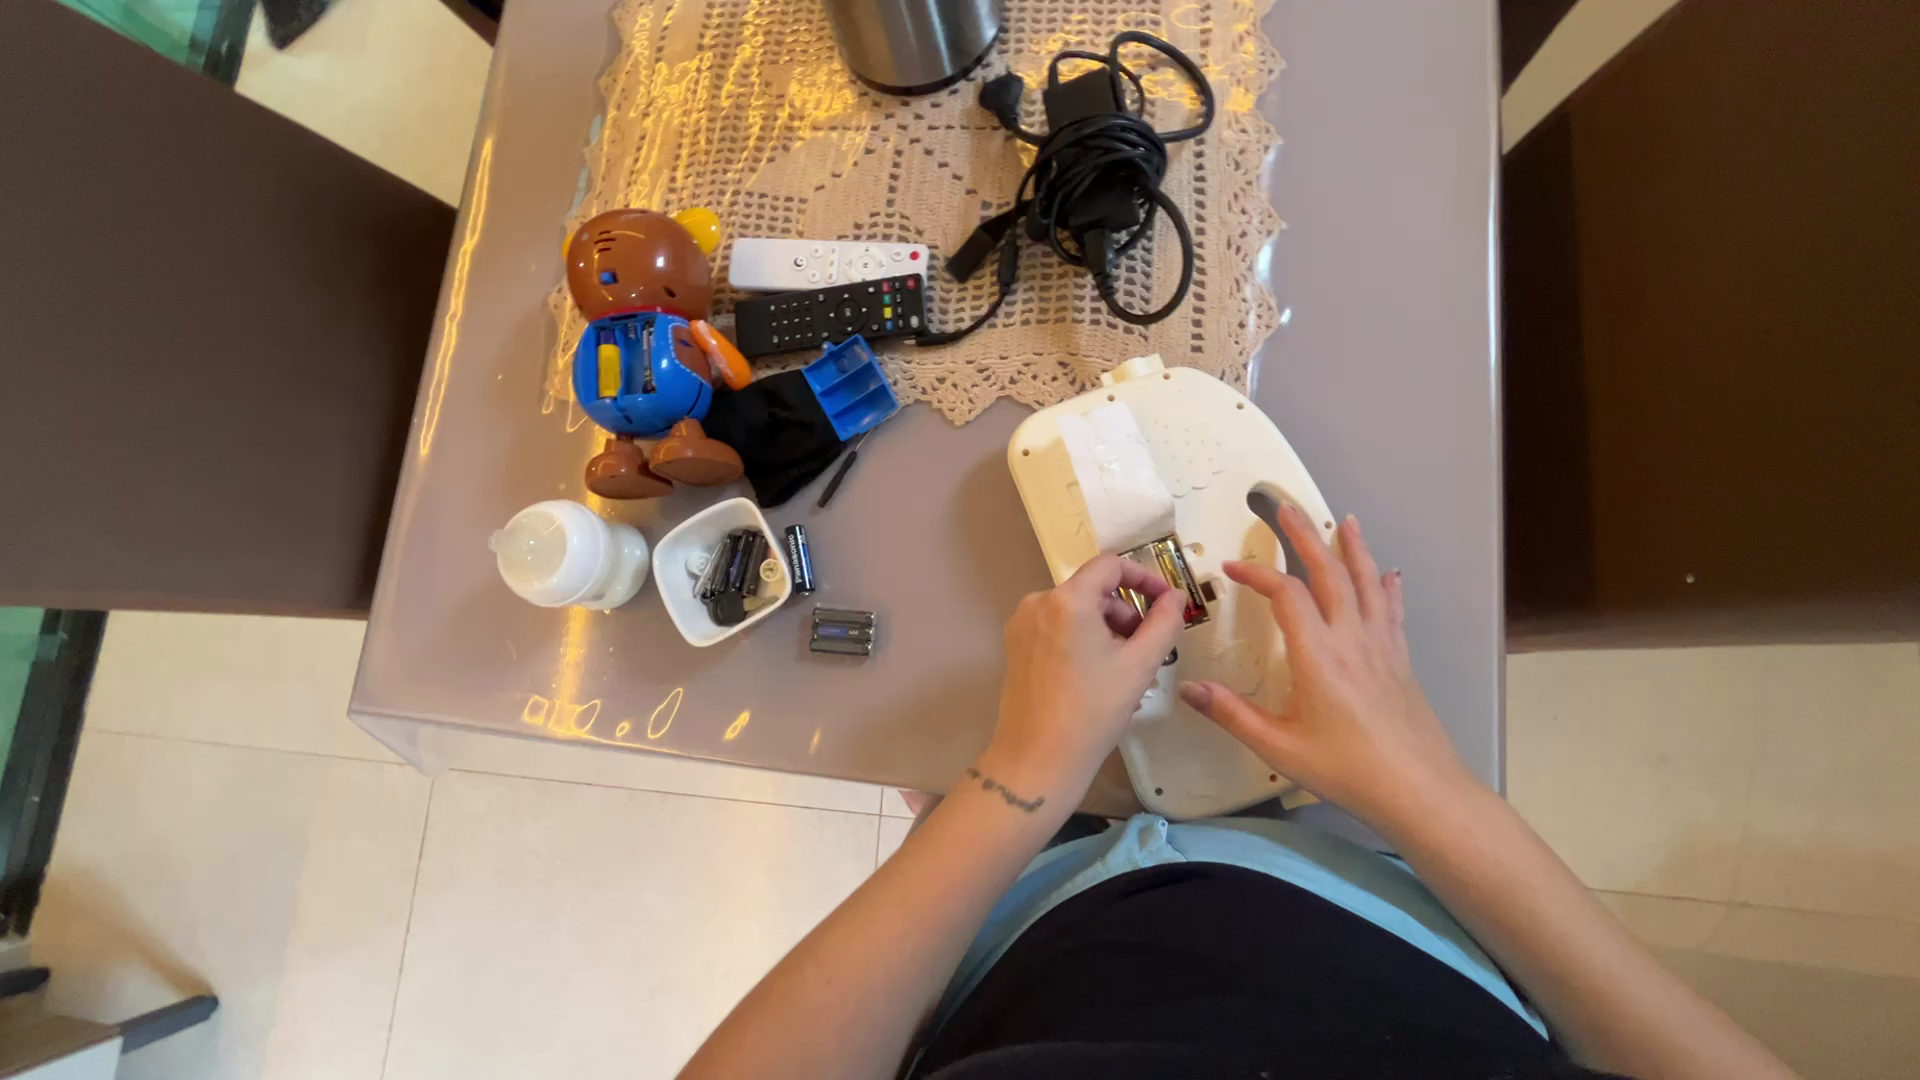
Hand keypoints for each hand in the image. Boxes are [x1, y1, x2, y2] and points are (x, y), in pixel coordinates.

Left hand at [981, 555, 1188, 798]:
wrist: (1038, 758)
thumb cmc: (1092, 710)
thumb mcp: (1139, 665)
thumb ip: (1164, 622)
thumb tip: (1175, 597)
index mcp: (1066, 599)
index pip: (1110, 565)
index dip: (1144, 577)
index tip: (1165, 602)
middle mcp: (1038, 602)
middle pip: (1093, 590)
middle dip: (1125, 614)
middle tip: (1146, 651)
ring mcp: (1022, 624)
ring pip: (1076, 612)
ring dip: (1106, 631)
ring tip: (1123, 672)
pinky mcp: (1015, 645)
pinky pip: (1057, 629)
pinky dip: (1083, 641)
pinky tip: (1097, 678)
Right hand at [1177, 505, 1477, 830]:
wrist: (1422, 793)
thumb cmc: (1347, 770)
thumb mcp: (1279, 747)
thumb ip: (1231, 714)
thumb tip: (1187, 688)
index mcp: (1318, 656)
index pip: (1286, 595)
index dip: (1257, 574)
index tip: (1231, 568)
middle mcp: (1351, 639)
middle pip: (1329, 574)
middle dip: (1306, 537)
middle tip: (1287, 508)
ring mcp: (1381, 646)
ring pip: (1366, 584)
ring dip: (1353, 549)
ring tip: (1345, 521)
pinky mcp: (1400, 660)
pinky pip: (1392, 611)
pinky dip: (1387, 587)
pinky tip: (1390, 573)